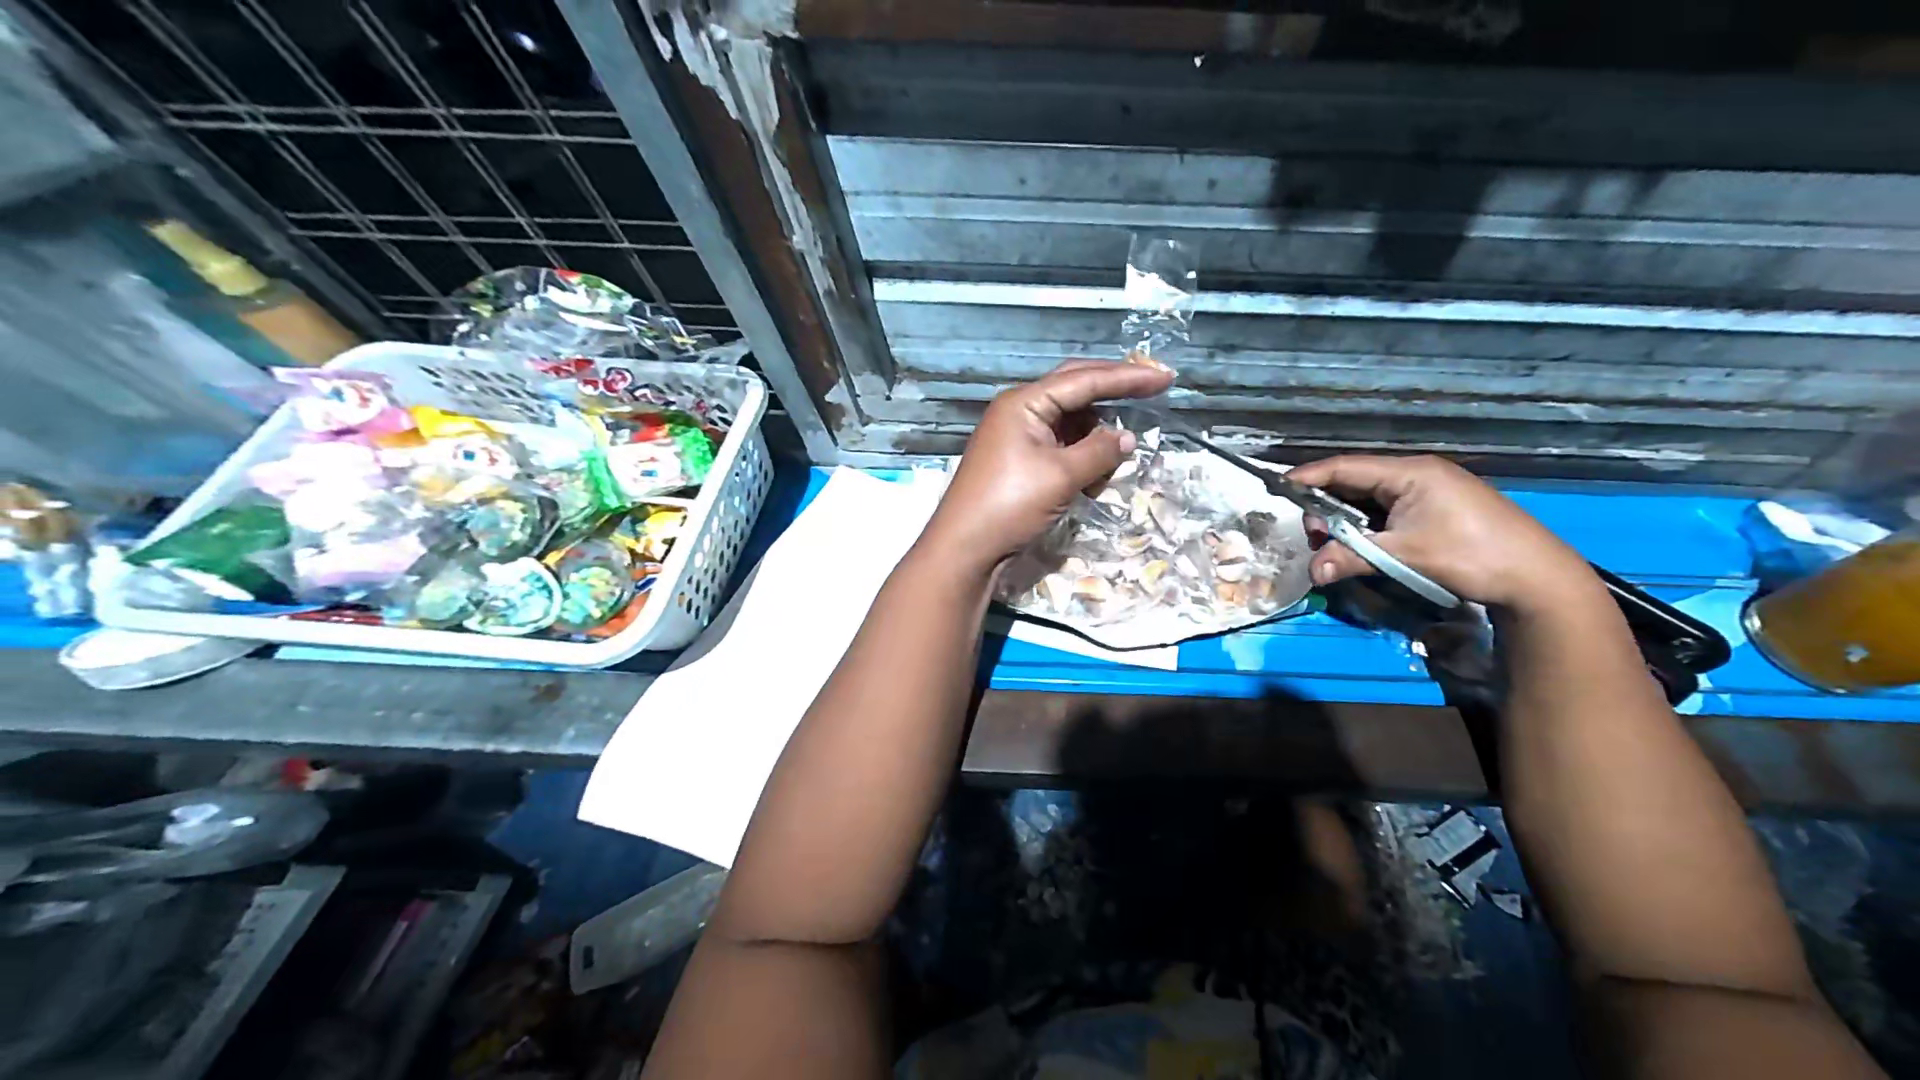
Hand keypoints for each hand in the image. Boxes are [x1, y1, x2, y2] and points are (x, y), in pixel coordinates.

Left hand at [921, 361, 1173, 572]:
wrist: (965, 547)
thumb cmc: (1010, 505)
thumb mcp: (1062, 476)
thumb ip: (1100, 451)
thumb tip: (1127, 437)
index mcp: (1024, 402)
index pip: (1084, 379)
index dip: (1128, 377)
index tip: (1165, 377)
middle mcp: (1018, 411)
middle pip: (1075, 390)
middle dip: (1113, 393)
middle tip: (1153, 390)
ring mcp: (1016, 435)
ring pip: (1070, 423)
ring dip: (1096, 438)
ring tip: (1111, 465)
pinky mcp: (1018, 460)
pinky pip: (1059, 446)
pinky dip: (1080, 458)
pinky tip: (1090, 482)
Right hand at [1287, 454, 1599, 612]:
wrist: (1538, 578)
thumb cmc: (1471, 556)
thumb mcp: (1404, 556)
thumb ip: (1352, 558)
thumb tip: (1312, 572)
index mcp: (1410, 473)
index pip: (1345, 467)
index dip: (1309, 476)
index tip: (1278, 488)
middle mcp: (1418, 474)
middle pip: (1355, 482)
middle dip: (1326, 506)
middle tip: (1313, 535)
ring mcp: (1429, 491)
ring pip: (1370, 498)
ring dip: (1346, 519)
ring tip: (1332, 542)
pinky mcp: (1437, 509)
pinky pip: (1388, 510)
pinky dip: (1367, 525)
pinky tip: (1358, 543)